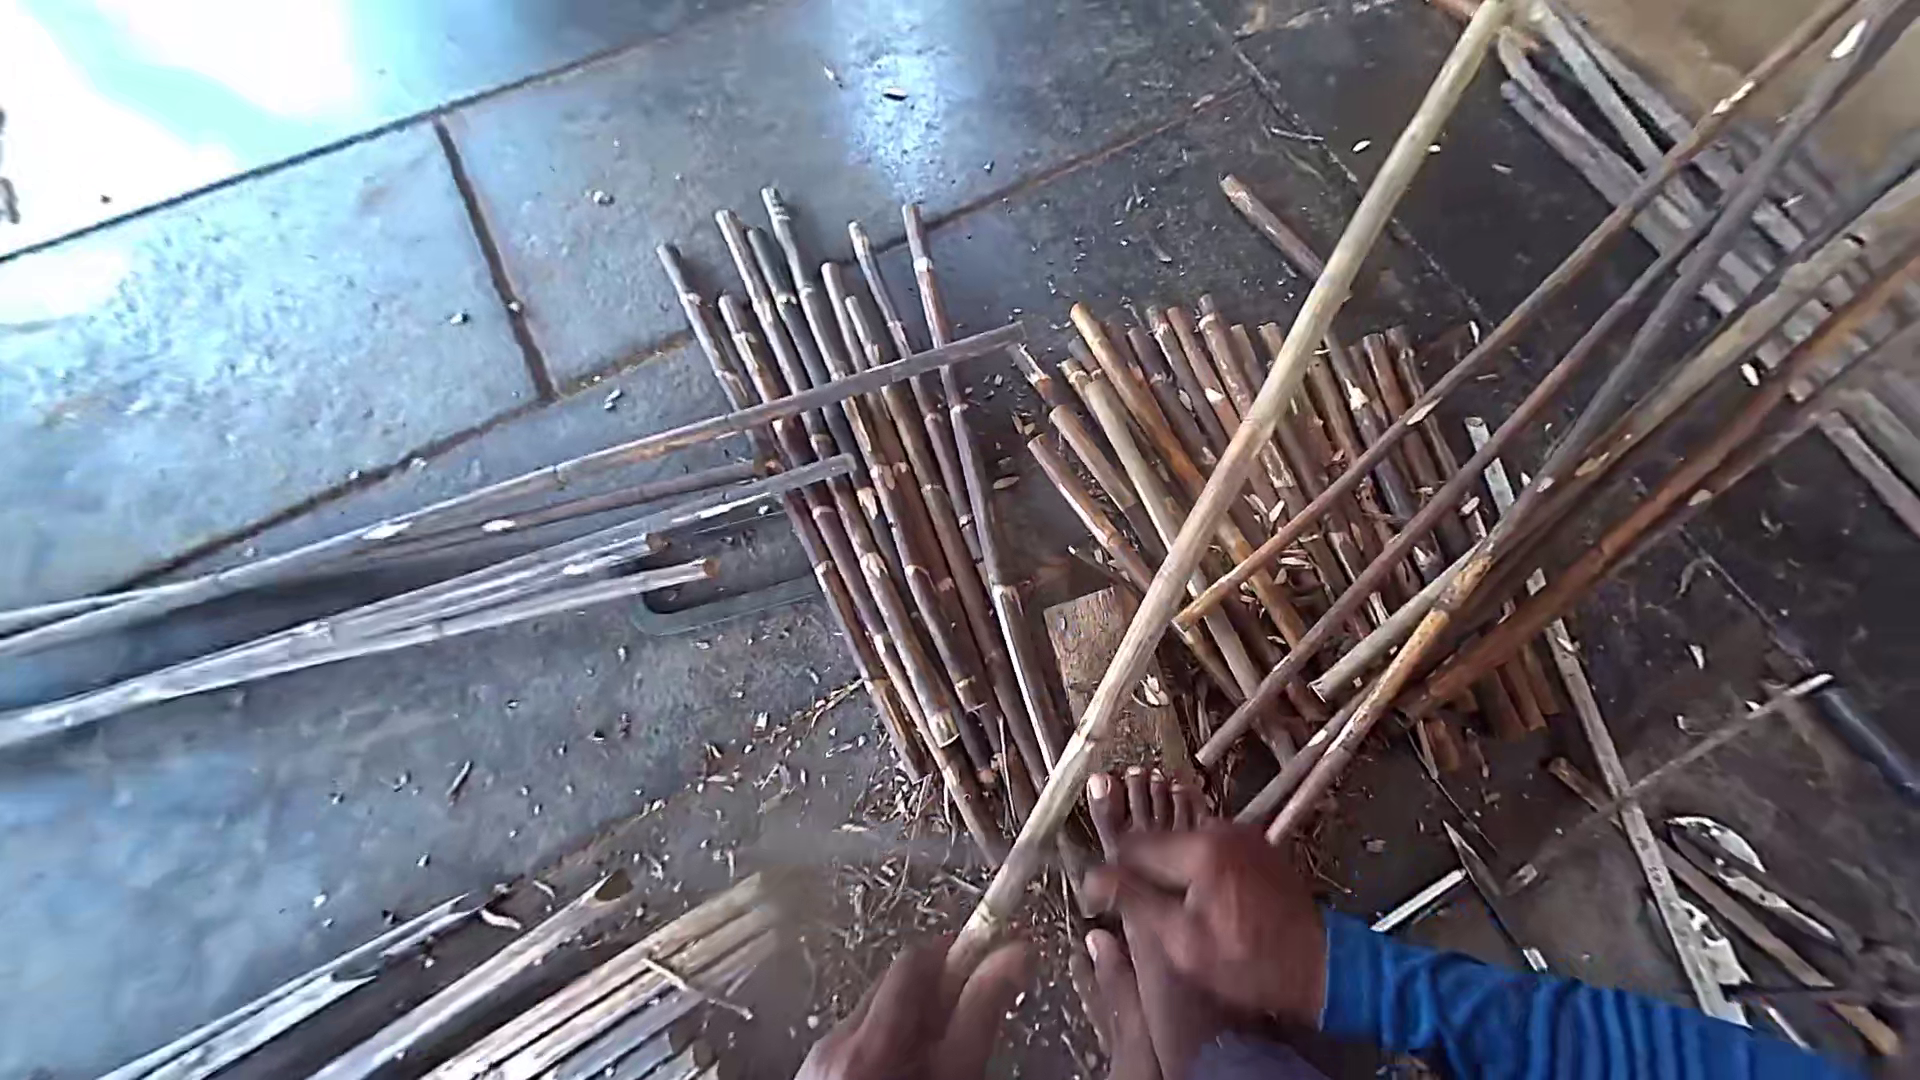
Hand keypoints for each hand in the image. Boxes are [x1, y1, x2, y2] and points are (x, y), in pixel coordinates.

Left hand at [796, 939, 1030, 1079]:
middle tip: (984, 1000)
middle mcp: (836, 1041)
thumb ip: (979, 1017)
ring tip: (950, 1048)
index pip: (914, 961)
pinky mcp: (815, 1072)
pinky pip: (863, 1033)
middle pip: (898, 982)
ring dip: (921, 1013)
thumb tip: (1016, 953)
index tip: (996, 947)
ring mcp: (819, 1058)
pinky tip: (915, 1068)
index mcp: (868, 1047)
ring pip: (882, 1008)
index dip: (956, 948)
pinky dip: (896, 1037)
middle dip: (943, 983)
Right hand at [1084, 822, 1326, 1026]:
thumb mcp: (1184, 943)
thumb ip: (1135, 903)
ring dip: (1171, 864)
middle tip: (1148, 902)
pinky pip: (1207, 842)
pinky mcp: (1253, 840)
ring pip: (1182, 840)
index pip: (1135, 845)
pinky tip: (1201, 892)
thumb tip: (1094, 877)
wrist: (1323, 967)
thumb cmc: (1251, 964)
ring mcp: (1239, 831)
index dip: (1117, 870)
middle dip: (1146, 867)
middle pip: (1159, 839)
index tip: (1108, 893)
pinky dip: (1196, 862)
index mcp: (1198, 849)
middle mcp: (1218, 828)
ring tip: (1178, 902)